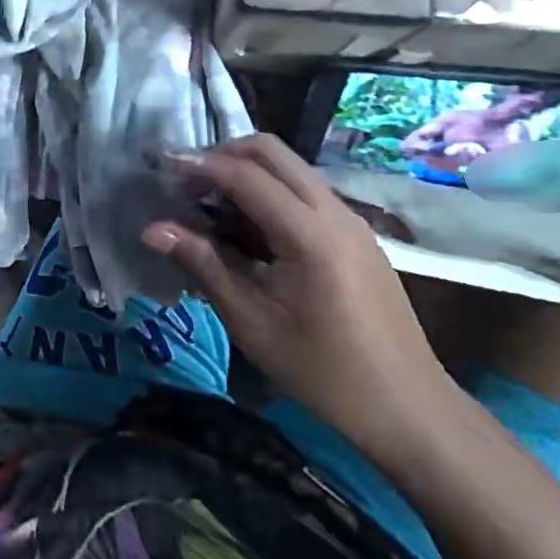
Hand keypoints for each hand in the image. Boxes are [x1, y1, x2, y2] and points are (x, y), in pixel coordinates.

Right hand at [143, 135, 453, 439]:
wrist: (406, 406)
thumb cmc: (322, 371)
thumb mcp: (252, 322)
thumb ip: (203, 265)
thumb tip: (152, 230)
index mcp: (311, 235)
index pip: (246, 176)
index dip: (199, 165)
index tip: (161, 168)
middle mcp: (335, 213)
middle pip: (272, 152)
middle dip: (222, 154)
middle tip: (184, 182)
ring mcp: (350, 220)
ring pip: (289, 168)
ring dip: (244, 171)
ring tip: (206, 203)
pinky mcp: (355, 233)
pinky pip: (303, 191)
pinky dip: (267, 191)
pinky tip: (245, 227)